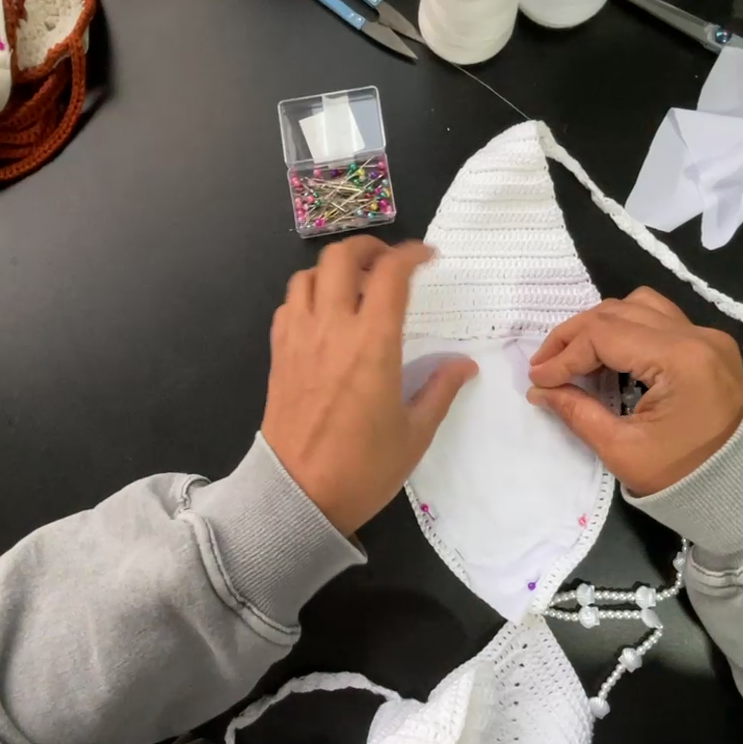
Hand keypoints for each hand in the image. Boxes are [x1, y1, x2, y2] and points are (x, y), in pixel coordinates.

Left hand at [262, 236, 476, 533]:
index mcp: (373, 343)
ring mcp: (298, 339)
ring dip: (334, 270)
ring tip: (354, 287)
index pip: (391, 273)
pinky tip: (324, 317)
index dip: (413, 253)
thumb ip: (440, 391)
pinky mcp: (278, 355)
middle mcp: (332, 328)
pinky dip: (307, 296)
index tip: (428, 257)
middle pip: (341, 257)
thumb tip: (464, 365)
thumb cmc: (362, 469)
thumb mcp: (414, 434)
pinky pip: (288, 306)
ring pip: (308, 275)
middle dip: (369, 247)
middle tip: (389, 264)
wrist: (297, 496)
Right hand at [526, 287, 742, 496]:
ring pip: (638, 306)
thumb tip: (540, 389)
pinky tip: (606, 356)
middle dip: (573, 336)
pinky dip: (624, 329)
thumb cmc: (683, 476)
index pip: (603, 336)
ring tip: (573, 357)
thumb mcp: (621, 449)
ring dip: (598, 326)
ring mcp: (707, 337)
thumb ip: (576, 411)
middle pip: (617, 311)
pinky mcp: (708, 346)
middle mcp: (696, 335)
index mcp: (680, 359)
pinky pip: (657, 319)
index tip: (537, 380)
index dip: (562, 356)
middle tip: (544, 366)